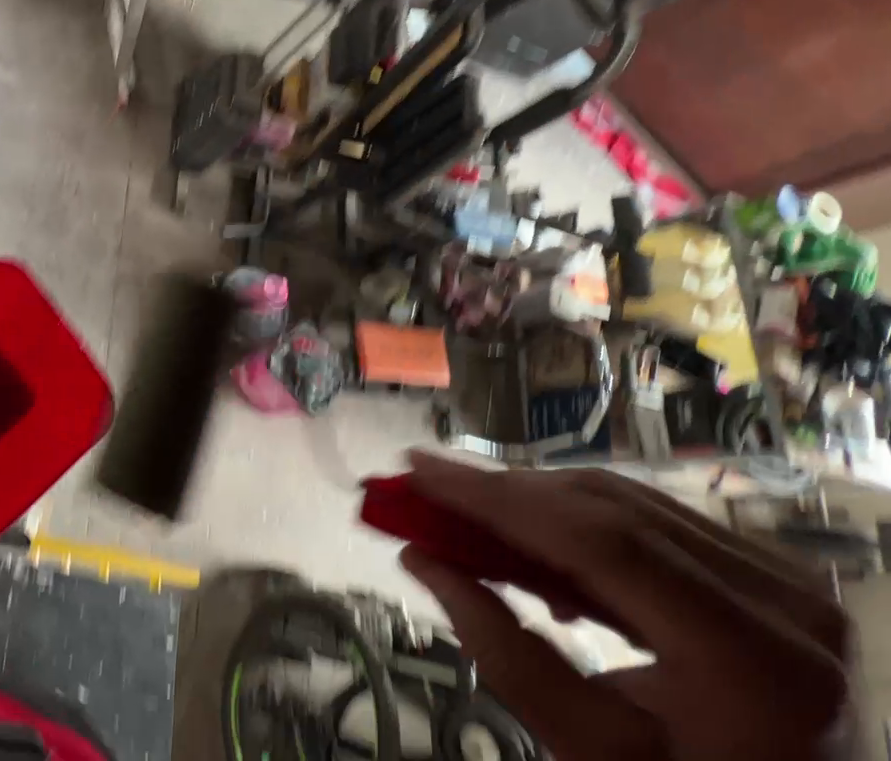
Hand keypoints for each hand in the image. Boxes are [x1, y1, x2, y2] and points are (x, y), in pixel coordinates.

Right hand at [398, 453, 854, 760]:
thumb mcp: (593, 748)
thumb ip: (504, 653)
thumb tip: (421, 559)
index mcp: (752, 660)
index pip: (599, 539)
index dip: (496, 496)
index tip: (417, 470)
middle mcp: (786, 601)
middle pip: (609, 508)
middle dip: (500, 492)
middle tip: (420, 489)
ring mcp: (787, 579)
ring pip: (624, 500)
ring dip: (530, 500)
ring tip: (462, 517)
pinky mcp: (771, 570)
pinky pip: (650, 516)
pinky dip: (574, 518)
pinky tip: (531, 545)